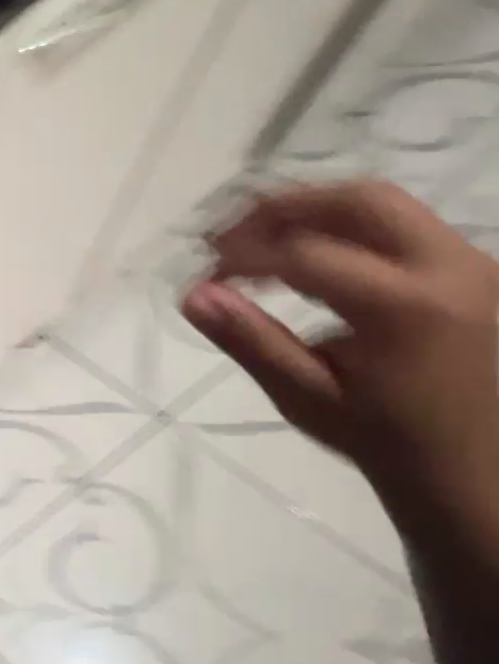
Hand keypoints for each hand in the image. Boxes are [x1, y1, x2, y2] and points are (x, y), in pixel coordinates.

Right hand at [181, 180, 498, 487]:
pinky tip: (301, 266)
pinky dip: (339, 232)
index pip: (305, 252)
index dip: (242, 254)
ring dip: (309, 216)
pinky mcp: (468, 269)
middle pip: (358, 200)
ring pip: (381, 206)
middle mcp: (450, 267)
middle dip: (281, 208)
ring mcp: (468, 264)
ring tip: (254, 248)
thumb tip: (192, 295)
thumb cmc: (382, 436)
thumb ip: (250, 340)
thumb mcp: (304, 394)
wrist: (476, 462)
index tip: (200, 272)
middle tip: (224, 238)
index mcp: (405, 305)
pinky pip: (398, 228)